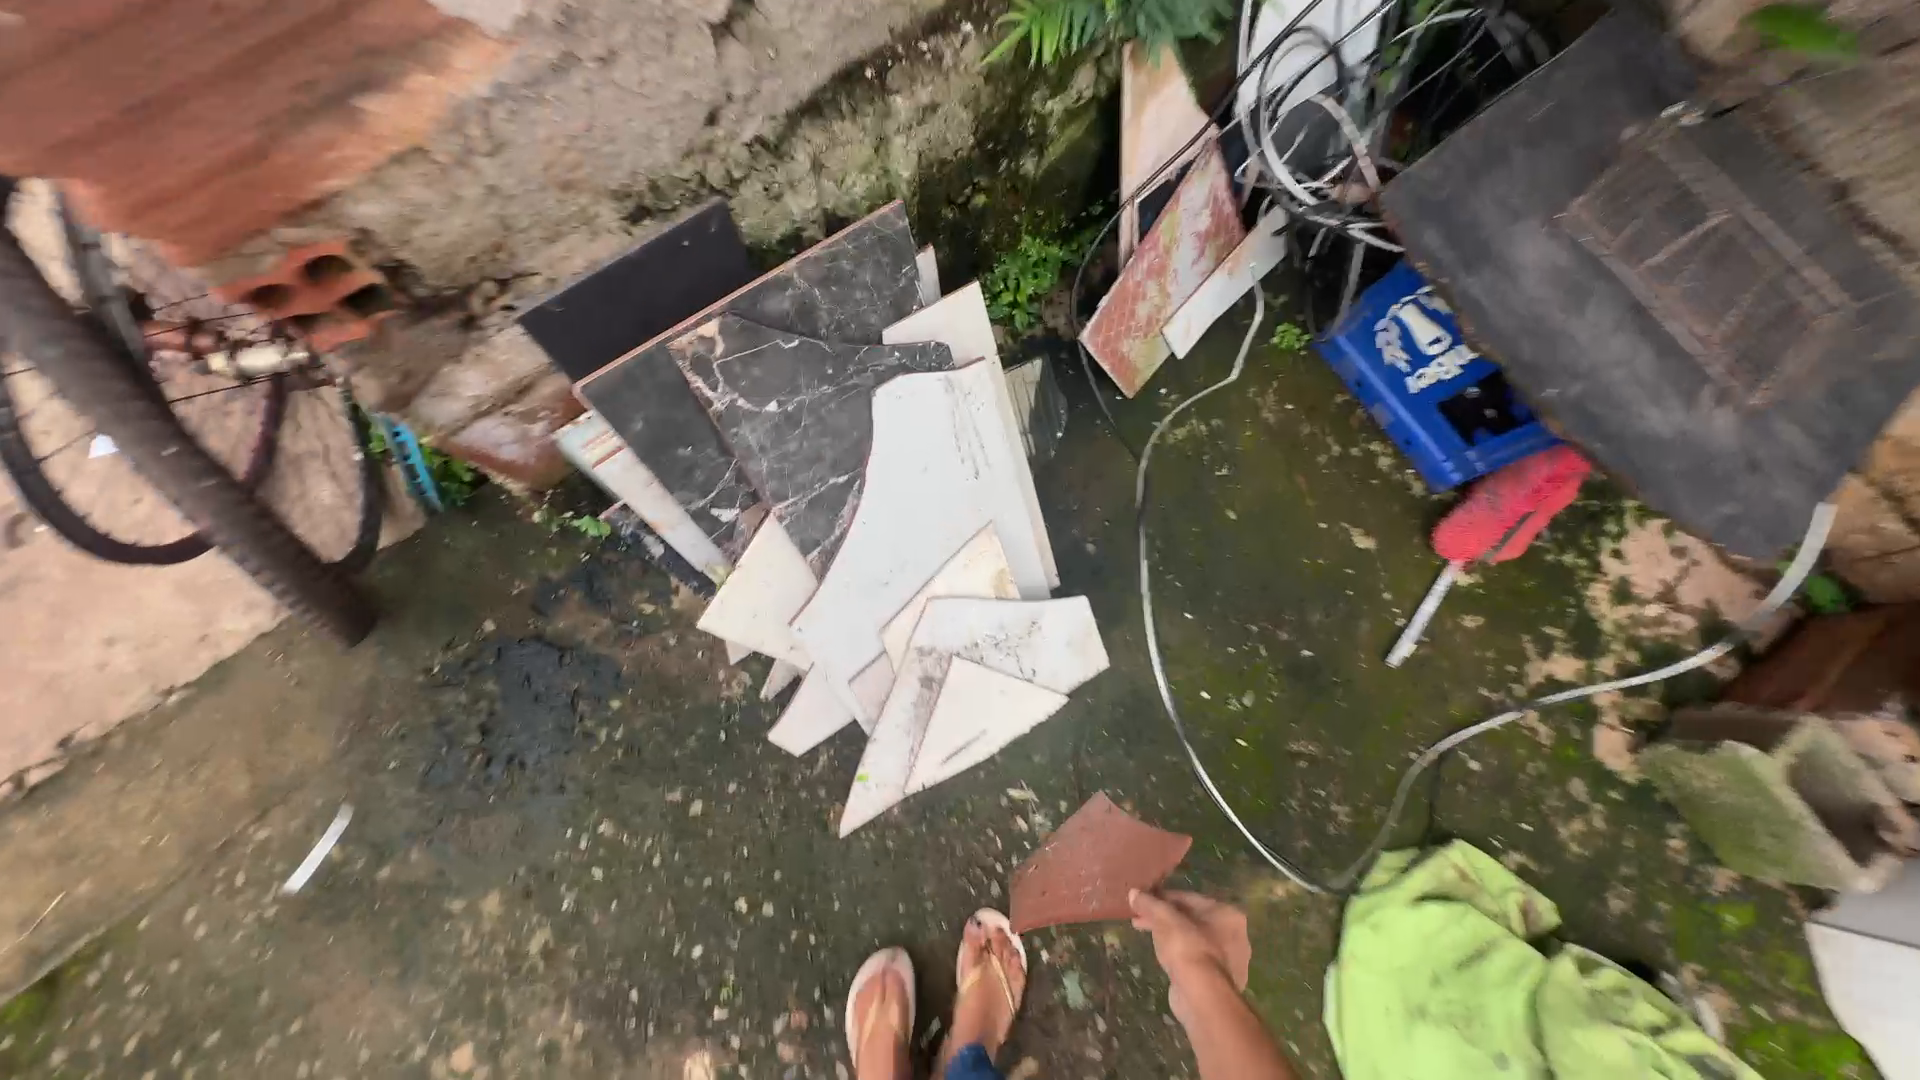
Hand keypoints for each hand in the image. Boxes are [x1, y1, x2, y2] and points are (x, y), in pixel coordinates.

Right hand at [1129, 889, 1250, 993]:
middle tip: (1139, 918)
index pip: (1190, 898)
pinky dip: (1179, 954)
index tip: (1143, 900)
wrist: (1202, 997)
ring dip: (1169, 935)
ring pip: (1193, 939)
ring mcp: (1230, 961)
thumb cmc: (1188, 949)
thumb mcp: (1164, 919)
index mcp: (1228, 914)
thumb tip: (1134, 893)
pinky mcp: (1220, 982)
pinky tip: (1162, 955)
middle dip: (1164, 917)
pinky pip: (1195, 958)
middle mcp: (1235, 936)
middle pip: (1192, 918)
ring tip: (1146, 934)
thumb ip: (1150, 904)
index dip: (1163, 897)